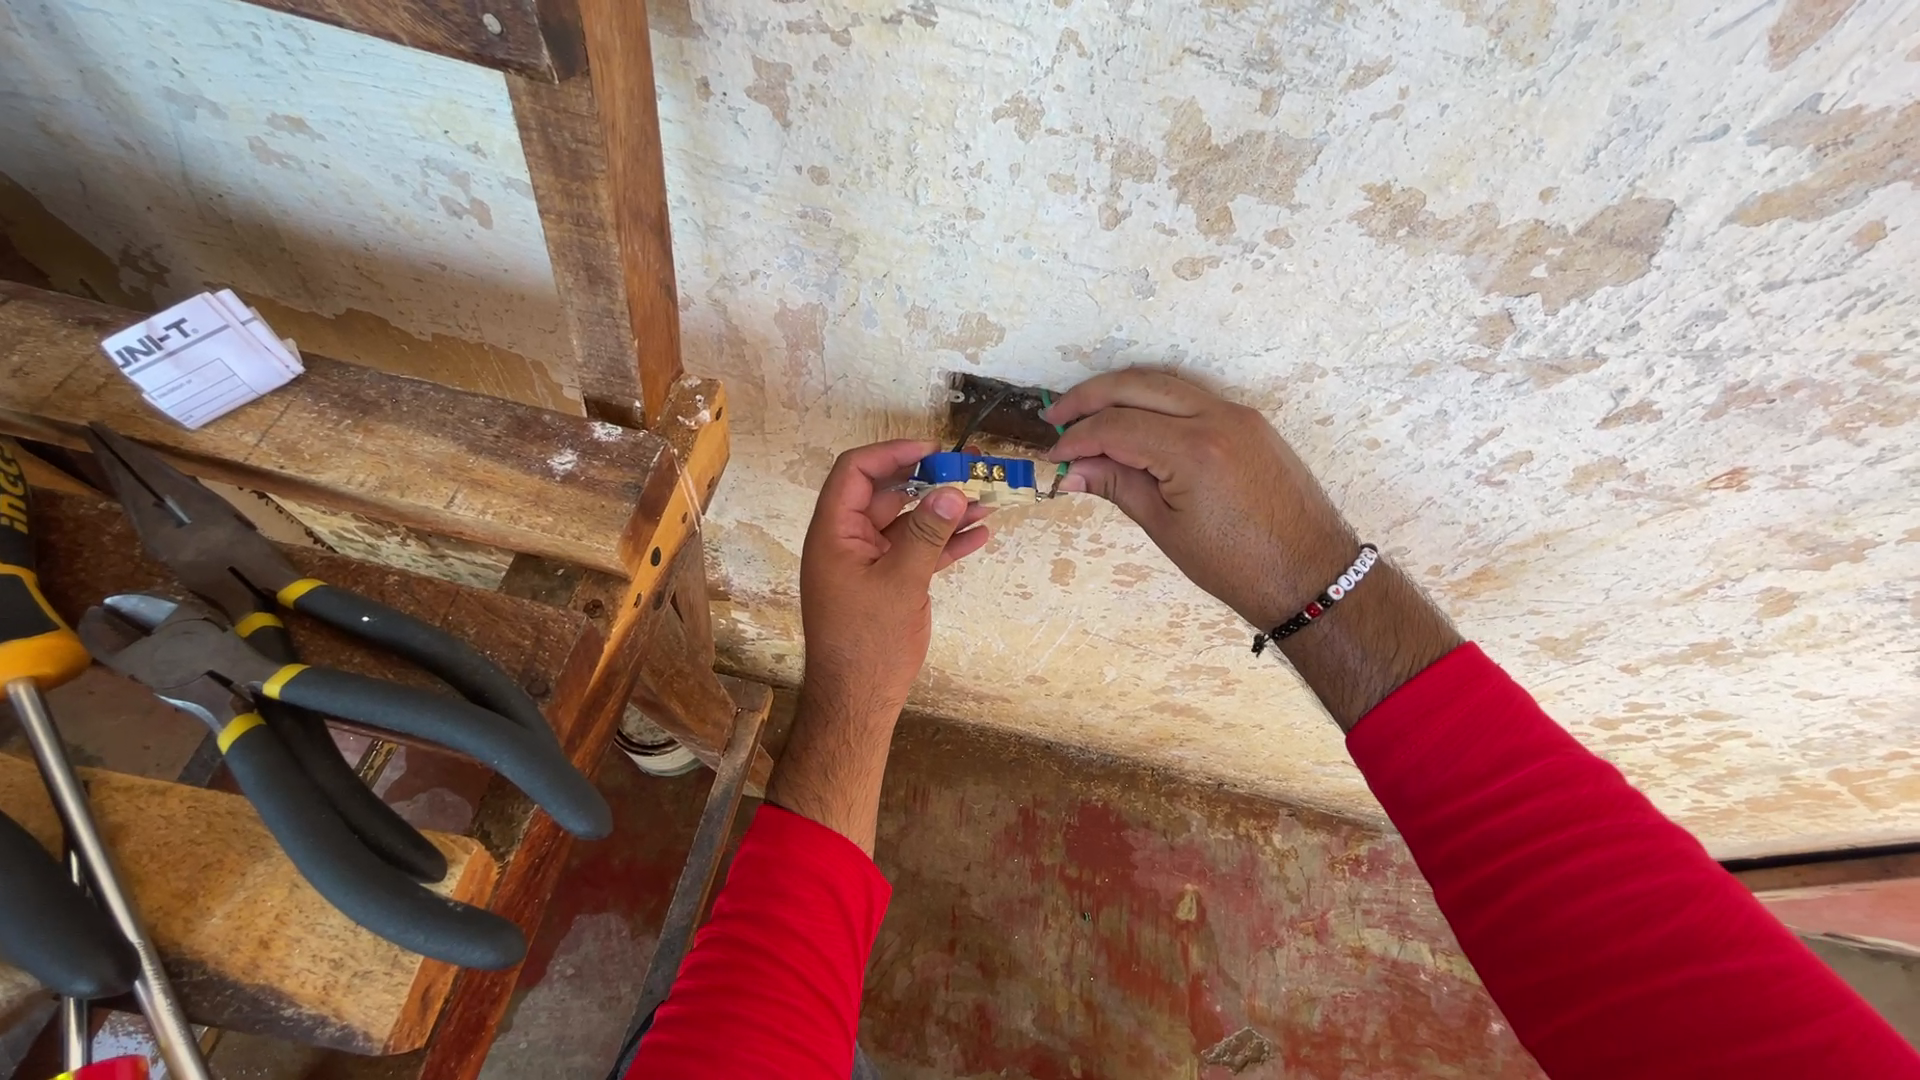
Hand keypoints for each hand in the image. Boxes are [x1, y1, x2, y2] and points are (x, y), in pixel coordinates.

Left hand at [799, 440, 991, 716]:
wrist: (860, 700)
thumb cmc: (869, 642)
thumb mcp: (901, 582)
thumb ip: (926, 533)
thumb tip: (952, 491)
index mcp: (834, 533)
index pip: (855, 472)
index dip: (892, 454)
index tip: (933, 451)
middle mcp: (849, 541)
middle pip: (888, 495)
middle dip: (928, 482)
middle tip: (968, 472)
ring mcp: (870, 562)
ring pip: (909, 523)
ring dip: (944, 513)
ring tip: (987, 502)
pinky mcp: (890, 583)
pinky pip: (918, 552)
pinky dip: (945, 543)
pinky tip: (979, 536)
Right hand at [1045, 368, 1460, 728]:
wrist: (1310, 574)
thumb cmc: (1236, 564)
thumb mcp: (1165, 528)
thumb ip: (1117, 485)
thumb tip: (1073, 470)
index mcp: (1193, 450)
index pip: (1116, 425)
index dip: (1077, 438)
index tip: (1053, 454)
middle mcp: (1217, 418)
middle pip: (1136, 385)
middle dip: (1089, 397)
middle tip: (1056, 417)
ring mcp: (1237, 414)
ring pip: (1164, 382)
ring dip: (1121, 391)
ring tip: (1087, 414)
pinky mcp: (1248, 421)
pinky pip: (1189, 395)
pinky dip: (1153, 400)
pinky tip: (1132, 419)